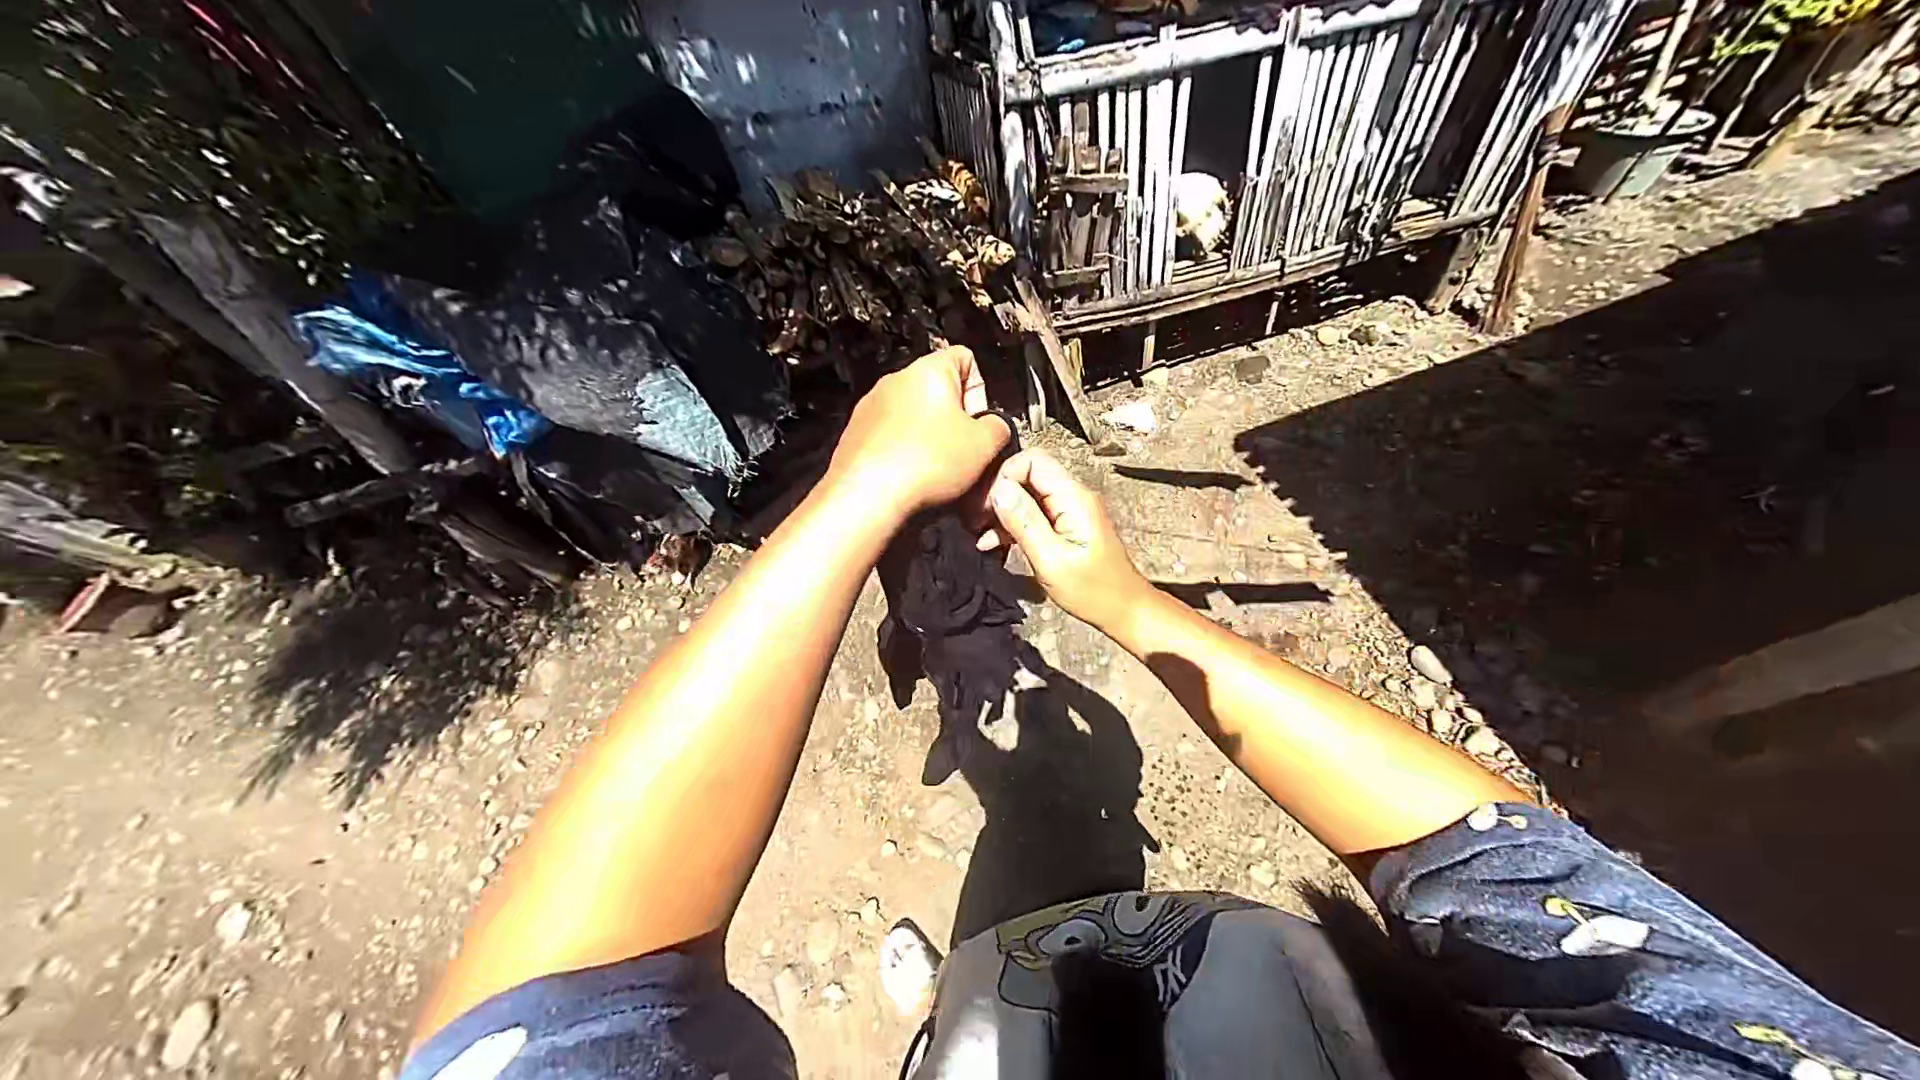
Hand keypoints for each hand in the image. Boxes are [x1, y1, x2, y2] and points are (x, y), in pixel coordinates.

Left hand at [823, 346, 1011, 522]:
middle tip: (965, 451)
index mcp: (929, 371)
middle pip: (939, 393)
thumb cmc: (918, 466)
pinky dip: (906, 456)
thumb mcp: (985, 445)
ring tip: (938, 471)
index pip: (966, 358)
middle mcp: (896, 382)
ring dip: (931, 441)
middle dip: (956, 423)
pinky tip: (913, 479)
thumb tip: (996, 429)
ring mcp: (873, 408)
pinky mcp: (858, 436)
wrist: (868, 497)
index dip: (981, 390)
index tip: (981, 419)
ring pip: (915, 418)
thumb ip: (1000, 427)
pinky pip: (893, 439)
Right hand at [978, 450, 1149, 631]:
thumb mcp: (1051, 559)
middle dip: (1000, 494)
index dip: (1005, 477)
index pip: (1032, 460)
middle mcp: (1072, 496)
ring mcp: (1069, 510)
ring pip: (1027, 494)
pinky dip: (1013, 525)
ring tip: (984, 536)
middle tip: (980, 522)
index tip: (988, 507)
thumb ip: (1024, 522)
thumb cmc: (1093, 591)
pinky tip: (995, 543)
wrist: (1123, 610)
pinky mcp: (1065, 524)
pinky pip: (1033, 513)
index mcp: (1073, 498)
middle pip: (1027, 474)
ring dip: (1003, 512)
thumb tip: (999, 489)